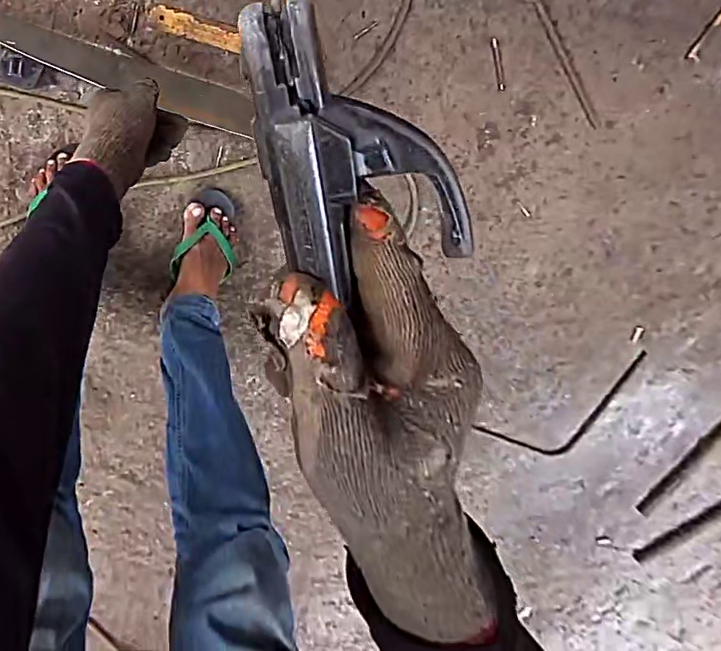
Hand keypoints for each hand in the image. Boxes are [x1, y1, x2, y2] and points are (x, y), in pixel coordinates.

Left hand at [70, 80, 174, 194]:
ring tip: (171, 140)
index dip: (152, 101)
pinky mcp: (120, 160)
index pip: (131, 96)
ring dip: (162, 138)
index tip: (166, 106)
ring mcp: (112, 142)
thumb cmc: (120, 127)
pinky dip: (154, 152)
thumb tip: (150, 86)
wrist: (114, 162)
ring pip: (144, 137)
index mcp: (105, 99)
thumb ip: (147, 88)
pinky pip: (142, 153)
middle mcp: (105, 120)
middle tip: (176, 126)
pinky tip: (161, 152)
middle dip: (163, 122)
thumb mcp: (141, 95)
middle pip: (141, 118)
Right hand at [252, 194, 498, 643]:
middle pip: (381, 275)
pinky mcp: (399, 345)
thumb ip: (316, 358)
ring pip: (365, 288)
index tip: (347, 196)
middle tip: (286, 289)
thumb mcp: (334, 433)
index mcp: (432, 363)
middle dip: (330, 268)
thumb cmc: (369, 488)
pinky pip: (360, 308)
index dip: (369, 236)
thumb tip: (301, 289)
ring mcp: (420, 342)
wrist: (397, 523)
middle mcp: (434, 342)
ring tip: (290, 343)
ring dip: (321, 297)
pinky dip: (326, 319)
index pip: (398, 280)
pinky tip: (307, 359)